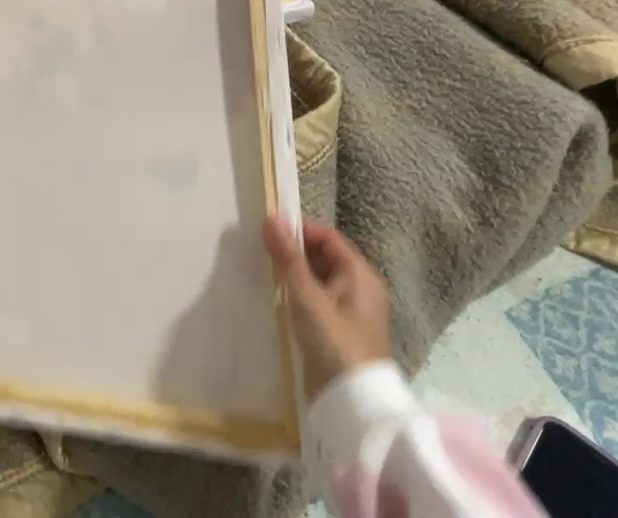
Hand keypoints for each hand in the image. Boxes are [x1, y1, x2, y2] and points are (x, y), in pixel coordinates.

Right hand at [263, 216, 392, 403]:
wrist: (351, 401)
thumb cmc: (333, 340)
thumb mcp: (306, 296)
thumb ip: (288, 257)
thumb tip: (272, 217)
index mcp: (359, 274)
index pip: (328, 237)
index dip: (299, 229)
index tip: (265, 229)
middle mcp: (358, 287)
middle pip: (323, 255)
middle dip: (292, 249)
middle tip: (257, 247)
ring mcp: (348, 309)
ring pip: (317, 277)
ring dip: (292, 271)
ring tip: (260, 267)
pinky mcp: (337, 328)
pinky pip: (315, 298)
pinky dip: (296, 291)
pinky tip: (274, 295)